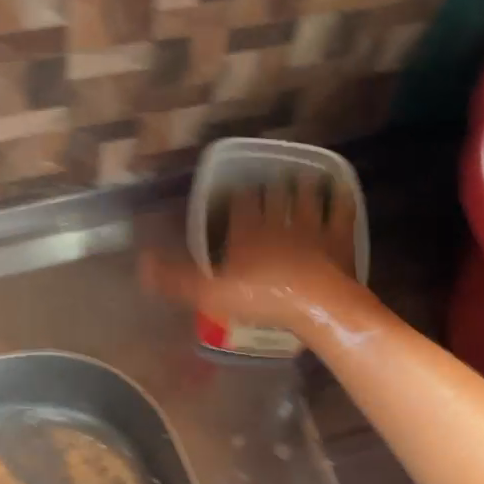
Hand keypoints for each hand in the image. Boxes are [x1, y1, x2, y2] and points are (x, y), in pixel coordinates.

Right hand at [141, 175, 366, 332]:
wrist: (315, 305)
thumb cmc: (261, 298)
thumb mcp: (210, 293)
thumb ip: (176, 278)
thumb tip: (141, 262)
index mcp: (246, 230)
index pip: (239, 204)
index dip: (237, 196)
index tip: (236, 192)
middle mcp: (277, 220)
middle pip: (272, 196)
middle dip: (270, 187)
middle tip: (269, 180)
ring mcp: (311, 226)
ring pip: (304, 197)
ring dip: (302, 187)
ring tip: (301, 178)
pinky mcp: (339, 237)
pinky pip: (339, 210)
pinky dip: (339, 199)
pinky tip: (341, 190)